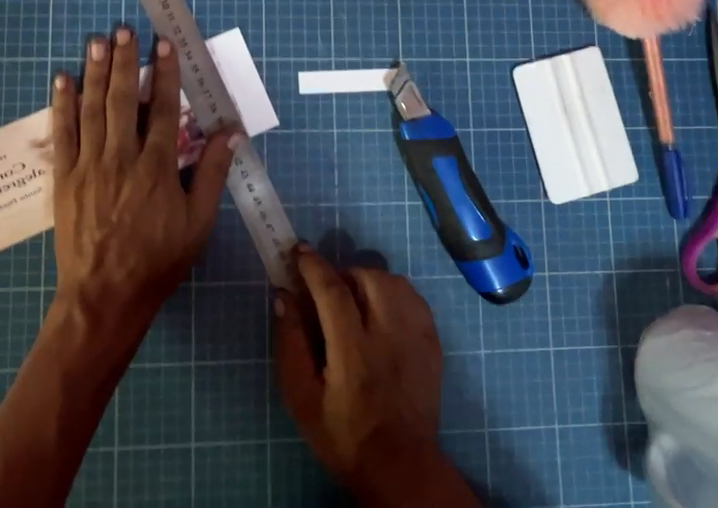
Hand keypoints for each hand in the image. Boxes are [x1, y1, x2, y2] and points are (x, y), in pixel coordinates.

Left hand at [48, 27, 236, 345]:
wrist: (105, 295)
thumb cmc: (158, 260)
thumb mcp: (197, 223)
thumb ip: (210, 174)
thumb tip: (229, 132)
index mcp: (155, 167)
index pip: (161, 109)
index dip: (163, 73)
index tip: (163, 44)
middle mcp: (120, 158)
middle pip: (121, 99)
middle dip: (124, 61)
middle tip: (123, 29)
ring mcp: (88, 166)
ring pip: (91, 109)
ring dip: (94, 72)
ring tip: (96, 41)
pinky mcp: (64, 178)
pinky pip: (63, 134)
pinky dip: (62, 105)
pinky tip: (63, 80)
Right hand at [274, 248, 470, 504]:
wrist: (399, 465)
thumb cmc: (341, 433)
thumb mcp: (301, 396)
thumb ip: (290, 342)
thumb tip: (283, 295)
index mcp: (353, 353)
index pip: (333, 291)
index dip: (313, 265)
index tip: (298, 251)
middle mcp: (389, 338)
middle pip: (370, 278)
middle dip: (343, 272)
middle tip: (327, 288)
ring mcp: (417, 339)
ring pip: (396, 283)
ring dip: (370, 280)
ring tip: (355, 299)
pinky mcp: (433, 344)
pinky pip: (415, 298)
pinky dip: (394, 293)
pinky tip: (381, 310)